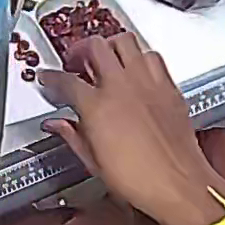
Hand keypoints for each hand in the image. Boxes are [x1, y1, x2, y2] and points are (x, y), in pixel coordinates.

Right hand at [40, 33, 224, 224]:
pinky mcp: (168, 86)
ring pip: (125, 41)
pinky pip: (152, 56)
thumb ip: (72, 135)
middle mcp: (122, 87)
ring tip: (104, 59)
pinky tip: (134, 70)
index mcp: (97, 107)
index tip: (48, 78)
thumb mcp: (93, 161)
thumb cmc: (138, 179)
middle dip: (79, 50)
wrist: (177, 184)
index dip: (51, 77)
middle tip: (75, 61)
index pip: (66, 80)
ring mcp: (147, 83)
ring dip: (110, 46)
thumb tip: (57, 125)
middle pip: (95, 47)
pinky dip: (138, 57)